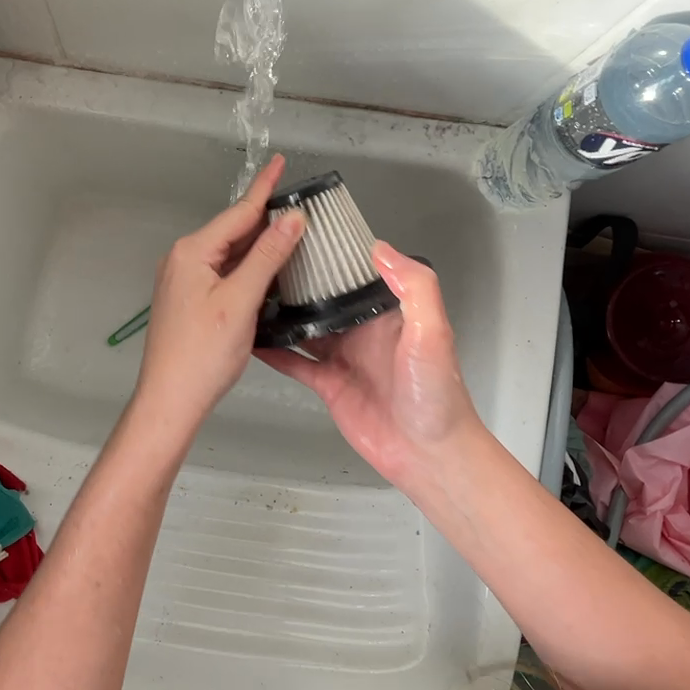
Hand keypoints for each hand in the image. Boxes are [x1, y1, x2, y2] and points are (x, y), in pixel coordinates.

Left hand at [135, 155, 305, 421]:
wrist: (170, 400)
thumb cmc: (204, 353)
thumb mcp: (240, 301)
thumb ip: (266, 257)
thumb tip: (292, 218)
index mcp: (192, 252)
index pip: (238, 213)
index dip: (264, 188)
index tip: (281, 161)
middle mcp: (184, 259)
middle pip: (233, 231)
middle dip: (265, 217)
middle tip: (300, 203)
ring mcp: (184, 281)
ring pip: (229, 254)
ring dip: (259, 245)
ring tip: (293, 231)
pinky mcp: (190, 301)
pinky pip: (224, 274)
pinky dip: (248, 269)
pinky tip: (269, 270)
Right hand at [255, 244, 490, 501]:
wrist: (428, 454)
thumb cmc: (437, 394)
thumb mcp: (433, 332)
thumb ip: (414, 287)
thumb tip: (380, 248)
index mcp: (389, 314)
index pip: (357, 275)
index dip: (335, 256)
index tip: (305, 235)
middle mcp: (364, 331)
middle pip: (325, 299)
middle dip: (300, 283)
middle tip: (265, 262)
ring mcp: (344, 358)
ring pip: (306, 328)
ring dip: (283, 315)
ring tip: (251, 295)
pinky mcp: (329, 385)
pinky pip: (297, 363)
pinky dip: (275, 352)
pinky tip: (254, 340)